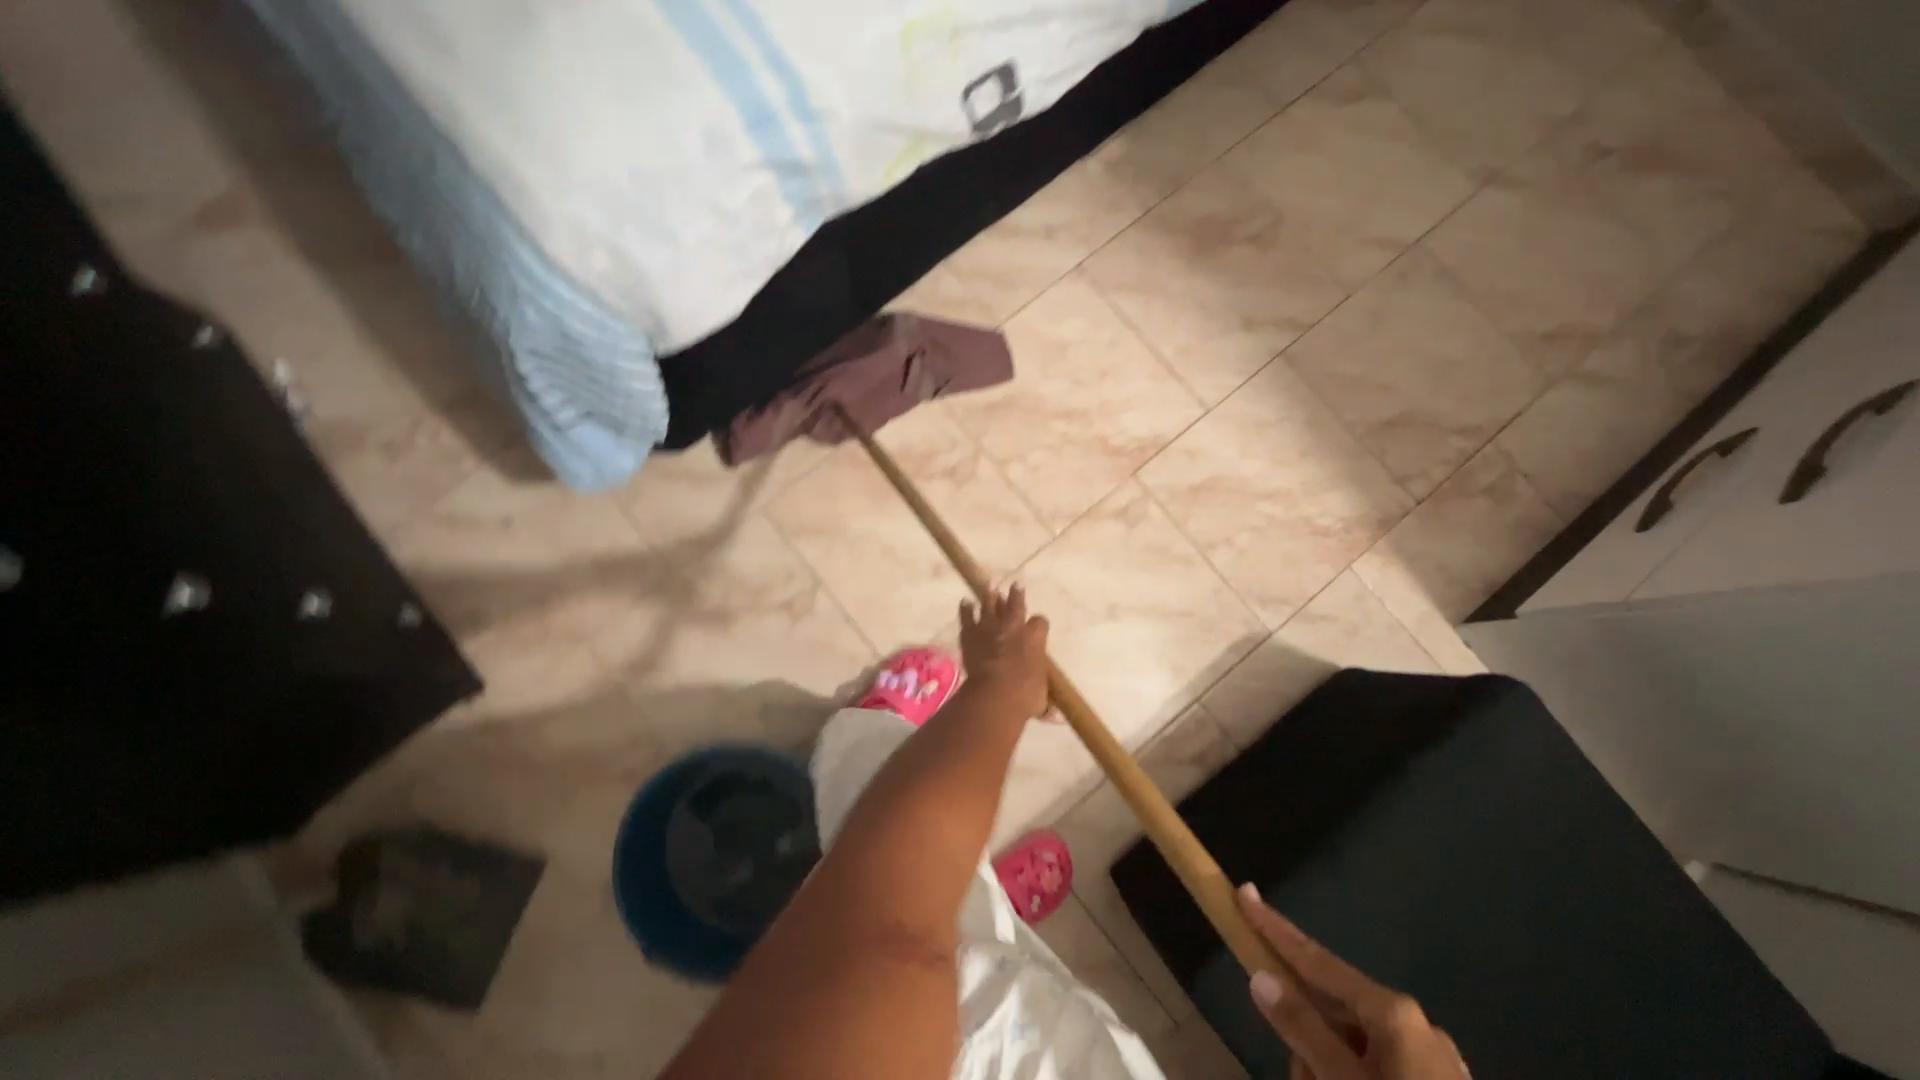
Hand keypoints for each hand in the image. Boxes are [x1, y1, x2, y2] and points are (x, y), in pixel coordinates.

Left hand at [959, 585, 1050, 718]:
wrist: (996, 692)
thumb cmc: (1024, 695)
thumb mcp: (1039, 701)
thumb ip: (1045, 705)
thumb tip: (1056, 719)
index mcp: (1035, 639)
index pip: (1040, 623)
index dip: (1038, 625)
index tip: (1038, 626)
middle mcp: (1014, 628)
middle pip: (1015, 604)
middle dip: (1016, 595)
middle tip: (1015, 584)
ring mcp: (990, 628)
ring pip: (990, 605)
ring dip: (990, 597)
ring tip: (990, 587)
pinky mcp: (970, 634)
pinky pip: (967, 616)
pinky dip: (966, 609)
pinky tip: (965, 602)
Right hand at [1239, 885, 1468, 1079]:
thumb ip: (1303, 1030)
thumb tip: (1261, 976)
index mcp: (1391, 1012)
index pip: (1317, 960)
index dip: (1275, 928)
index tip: (1245, 893)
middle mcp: (1413, 1022)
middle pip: (1331, 1009)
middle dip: (1304, 1042)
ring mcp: (1428, 1055)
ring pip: (1350, 1045)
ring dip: (1328, 1072)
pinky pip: (1375, 1068)